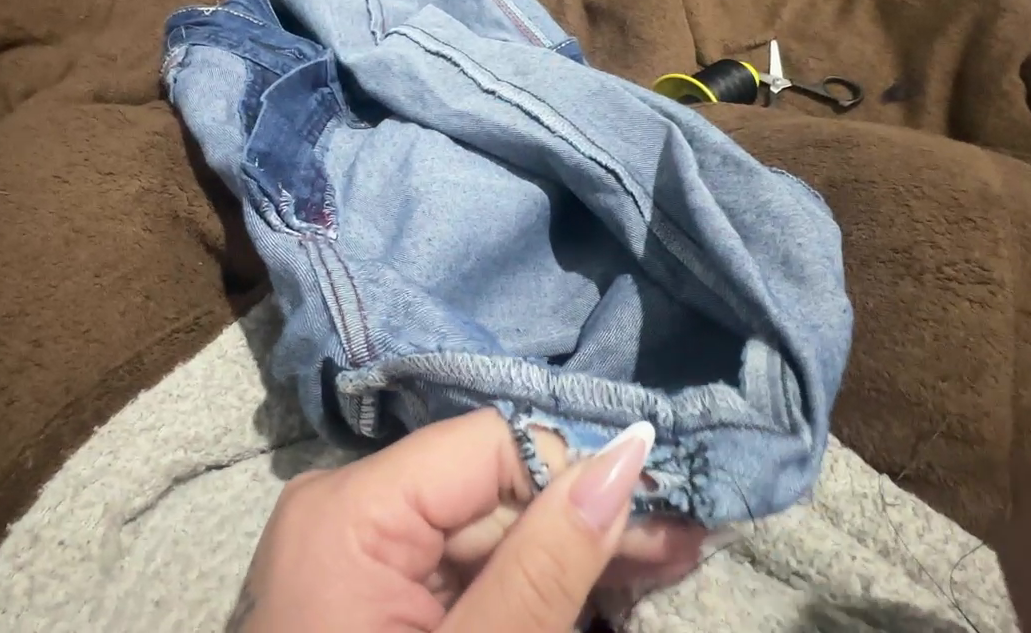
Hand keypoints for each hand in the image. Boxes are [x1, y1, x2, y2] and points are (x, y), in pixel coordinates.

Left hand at [230, 410, 705, 631]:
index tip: (657, 505)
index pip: (486, 444)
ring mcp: (358, 546)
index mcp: (352, 508)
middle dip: (585, 518)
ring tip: (664, 557)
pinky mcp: (373, 586)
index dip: (572, 470)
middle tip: (682, 538)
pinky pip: (463, 567)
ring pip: (486, 530)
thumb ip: (546, 564)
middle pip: (491, 489)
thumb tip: (626, 456)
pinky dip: (527, 582)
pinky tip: (597, 582)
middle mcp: (348, 505)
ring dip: (570, 553)